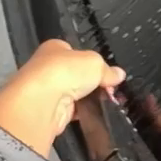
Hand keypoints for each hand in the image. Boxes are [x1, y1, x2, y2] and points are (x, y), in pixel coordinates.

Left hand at [0, 40, 125, 153]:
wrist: (42, 102)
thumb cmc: (63, 72)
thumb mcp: (96, 62)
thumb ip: (108, 69)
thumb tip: (118, 74)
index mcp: (54, 48)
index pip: (76, 52)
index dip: (92, 61)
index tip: (107, 70)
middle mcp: (48, 68)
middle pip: (77, 75)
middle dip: (94, 81)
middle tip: (109, 86)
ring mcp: (48, 91)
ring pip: (76, 94)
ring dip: (90, 98)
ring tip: (105, 99)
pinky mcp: (50, 112)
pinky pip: (73, 112)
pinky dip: (83, 113)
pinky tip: (92, 111)